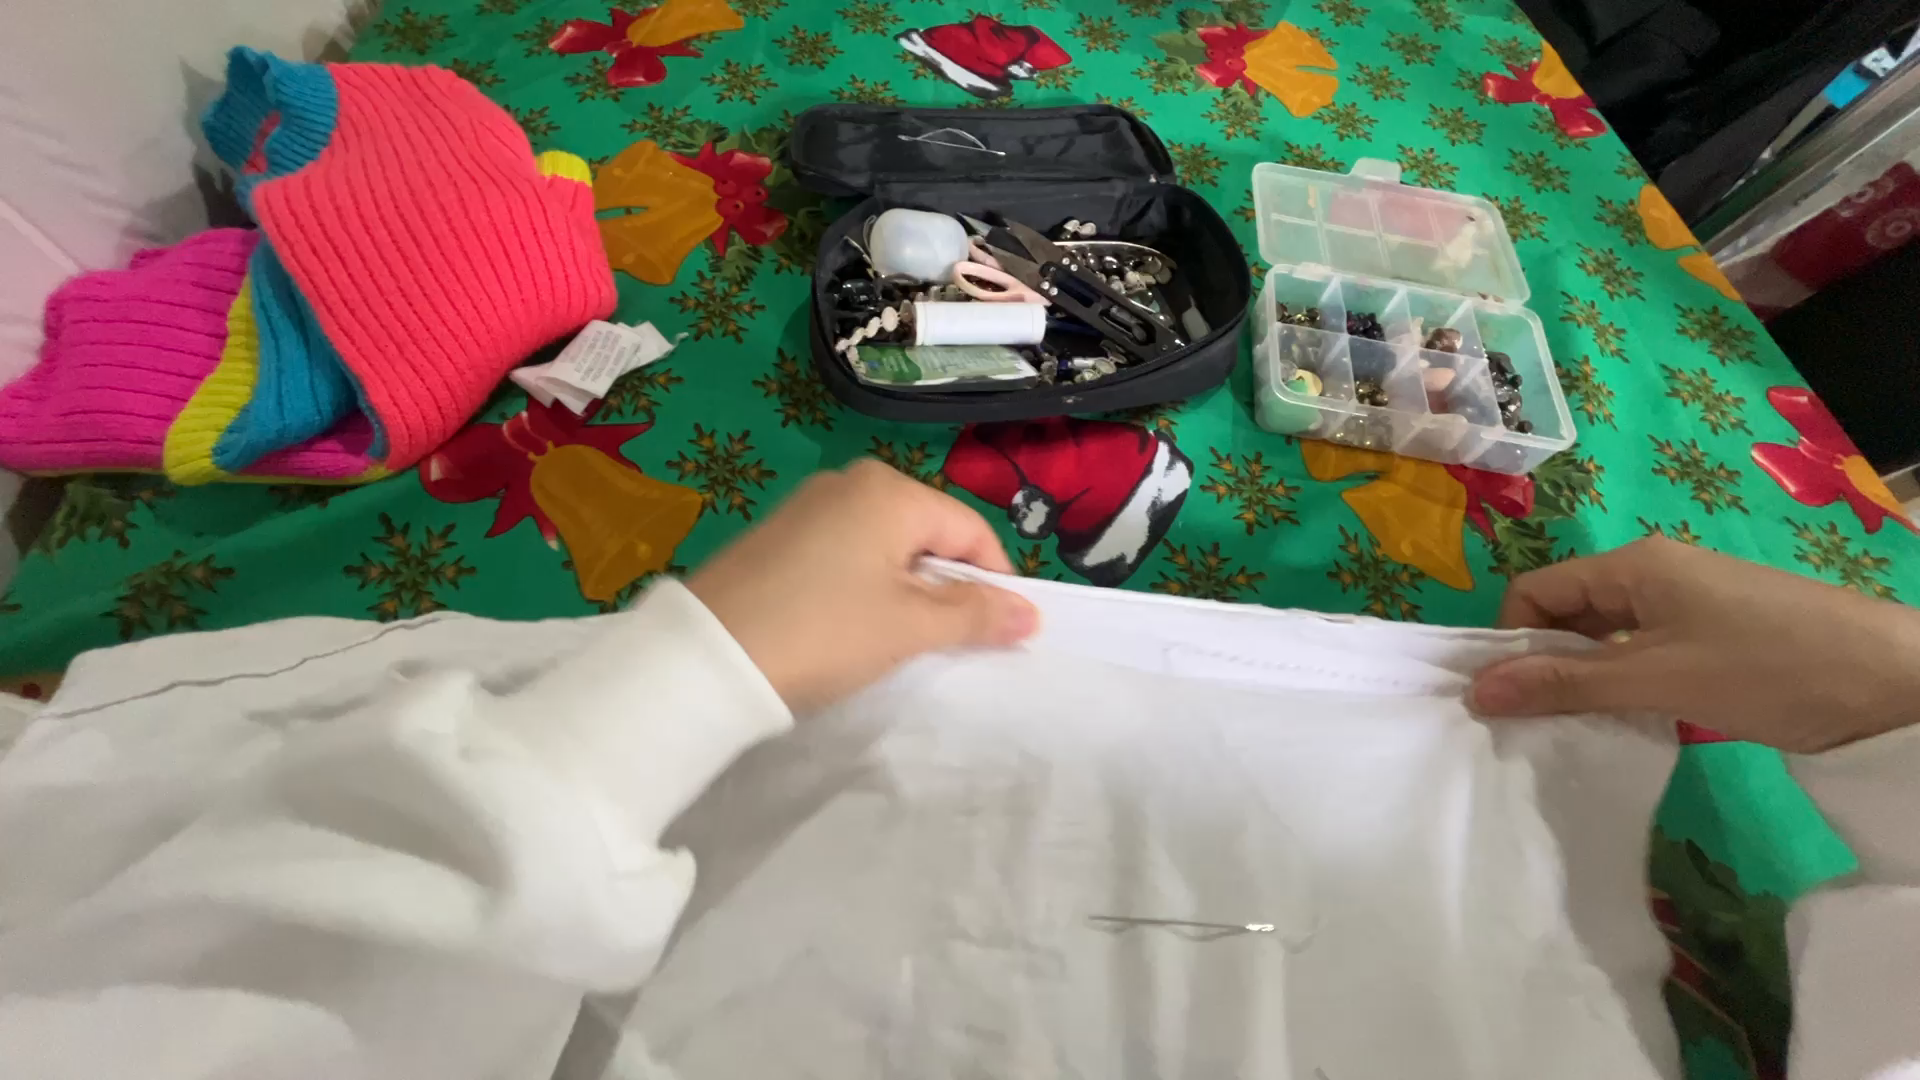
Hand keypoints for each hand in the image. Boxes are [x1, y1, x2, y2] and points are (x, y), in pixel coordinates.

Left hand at [686, 460, 1038, 711]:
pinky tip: (851, 621)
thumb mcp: (909, 626)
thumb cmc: (823, 633)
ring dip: (906, 588)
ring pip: (887, 544)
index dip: (994, 581)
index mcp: (890, 491)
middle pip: (928, 533)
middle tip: (946, 639)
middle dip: (947, 585)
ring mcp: (809, 505)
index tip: (1000, 630)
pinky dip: (866, 583)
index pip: (970, 531)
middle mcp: (851, 483)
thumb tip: (1032, 613)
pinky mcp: (780, 533)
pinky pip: (847, 551)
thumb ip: (975, 614)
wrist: (705, 658)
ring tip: (897, 636)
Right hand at [1468, 536, 1919, 750]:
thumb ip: (1563, 683)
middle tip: (1544, 710)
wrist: (1916, 690)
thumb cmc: (1773, 668)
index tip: (1515, 690)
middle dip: (1545, 658)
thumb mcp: (1658, 678)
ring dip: (1584, 672)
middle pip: (1563, 610)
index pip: (1533, 591)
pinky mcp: (1711, 630)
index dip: (1512, 637)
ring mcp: (1684, 601)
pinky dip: (1622, 678)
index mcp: (1630, 565)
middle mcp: (1649, 573)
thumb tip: (1475, 692)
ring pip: (1600, 632)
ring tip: (1587, 715)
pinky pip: (1637, 646)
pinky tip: (1633, 710)